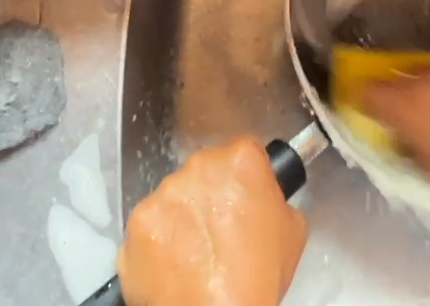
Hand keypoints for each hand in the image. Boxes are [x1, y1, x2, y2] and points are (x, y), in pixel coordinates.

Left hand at [118, 138, 307, 305]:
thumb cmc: (260, 276)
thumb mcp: (292, 228)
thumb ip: (272, 197)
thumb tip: (259, 197)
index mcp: (241, 159)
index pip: (241, 153)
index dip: (242, 178)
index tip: (241, 199)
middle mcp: (199, 165)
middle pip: (203, 170)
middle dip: (208, 194)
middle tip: (217, 231)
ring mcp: (164, 192)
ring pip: (173, 197)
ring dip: (180, 217)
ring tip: (193, 254)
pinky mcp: (137, 222)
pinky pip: (148, 226)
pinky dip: (155, 243)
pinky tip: (170, 265)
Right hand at [361, 68, 429, 196]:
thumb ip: (415, 162)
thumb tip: (405, 150)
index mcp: (404, 105)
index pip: (365, 94)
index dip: (357, 103)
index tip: (358, 116)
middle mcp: (420, 79)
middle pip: (391, 82)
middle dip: (388, 100)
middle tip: (396, 125)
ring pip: (419, 79)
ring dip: (417, 95)